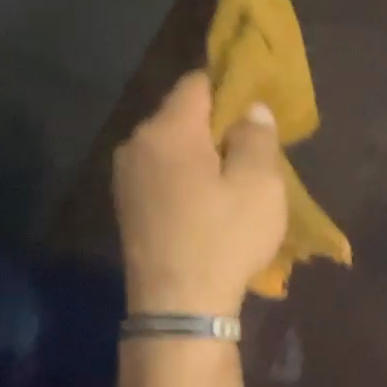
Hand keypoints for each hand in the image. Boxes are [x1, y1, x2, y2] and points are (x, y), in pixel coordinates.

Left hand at [113, 72, 286, 315]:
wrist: (179, 302)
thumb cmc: (225, 237)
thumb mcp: (259, 185)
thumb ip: (257, 139)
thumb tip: (252, 108)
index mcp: (169, 131)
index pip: (197, 84)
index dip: (231, 85)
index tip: (260, 99)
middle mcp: (137, 144)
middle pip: (182, 116)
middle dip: (218, 123)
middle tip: (257, 144)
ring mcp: (127, 177)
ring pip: (173, 147)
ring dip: (204, 153)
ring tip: (238, 176)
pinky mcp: (129, 205)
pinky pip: (164, 173)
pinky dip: (189, 176)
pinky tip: (212, 201)